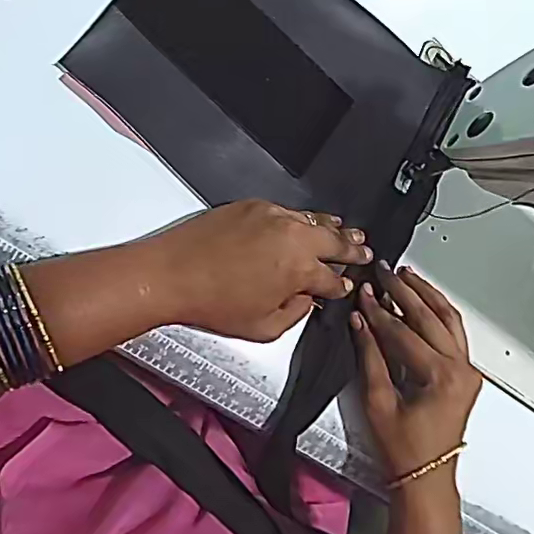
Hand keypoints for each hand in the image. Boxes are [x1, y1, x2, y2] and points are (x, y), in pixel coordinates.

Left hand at [135, 200, 372, 341]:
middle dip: (352, 249)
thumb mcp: (261, 327)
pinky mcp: (252, 206)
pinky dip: (301, 218)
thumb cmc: (210, 301)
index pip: (333, 278)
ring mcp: (272, 217)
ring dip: (333, 228)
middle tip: (363, 252)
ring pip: (314, 220)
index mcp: (299, 270)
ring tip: (347, 231)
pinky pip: (287, 210)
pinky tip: (305, 221)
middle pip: (334, 241)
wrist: (171, 274)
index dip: (341, 285)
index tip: (343, 287)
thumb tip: (304, 301)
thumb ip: (293, 313)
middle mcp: (291, 237)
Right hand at [350, 267, 481, 482]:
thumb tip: (361, 322)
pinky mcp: (465, 374)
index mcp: (441, 377)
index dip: (378, 310)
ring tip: (407, 276)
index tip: (363, 293)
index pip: (403, 331)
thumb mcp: (378, 401)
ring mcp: (467, 371)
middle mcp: (461, 370)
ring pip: (449, 319)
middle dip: (404, 291)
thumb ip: (370, 356)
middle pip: (430, 317)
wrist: (426, 476)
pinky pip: (454, 332)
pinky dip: (438, 311)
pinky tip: (425, 300)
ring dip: (427, 294)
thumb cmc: (403, 449)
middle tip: (385, 272)